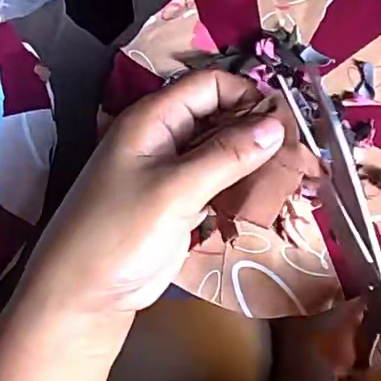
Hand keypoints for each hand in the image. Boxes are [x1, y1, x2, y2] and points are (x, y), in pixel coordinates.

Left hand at [13, 70, 282, 322]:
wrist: (84, 295)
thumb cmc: (119, 234)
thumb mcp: (174, 190)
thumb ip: (226, 156)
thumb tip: (277, 125)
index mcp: (154, 118)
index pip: (210, 85)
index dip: (247, 96)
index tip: (284, 122)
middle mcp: (165, 136)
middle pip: (220, 114)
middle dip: (256, 127)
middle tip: (296, 150)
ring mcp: (174, 170)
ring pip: (223, 148)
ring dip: (254, 157)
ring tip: (291, 172)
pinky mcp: (183, 200)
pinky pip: (220, 178)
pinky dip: (243, 182)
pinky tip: (269, 192)